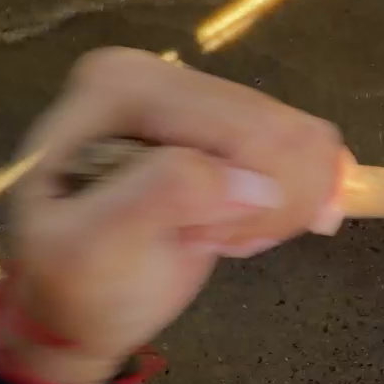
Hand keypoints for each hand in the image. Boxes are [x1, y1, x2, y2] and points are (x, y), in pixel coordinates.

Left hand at [0, 48, 348, 383]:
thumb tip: (252, 181)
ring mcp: (200, 100)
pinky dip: (290, 202)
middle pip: (277, 127)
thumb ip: (161, 196)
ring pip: (301, 141)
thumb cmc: (78, 284)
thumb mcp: (94, 248)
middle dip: (268, 201)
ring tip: (220, 236)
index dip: (253, 191)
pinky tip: (238, 224)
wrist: (82, 306)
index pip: (237, 122)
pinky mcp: (232, 126)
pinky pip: (305, 153)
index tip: (216, 244)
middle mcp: (162, 77)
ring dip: (280, 207)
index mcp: (121, 87)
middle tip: (217, 242)